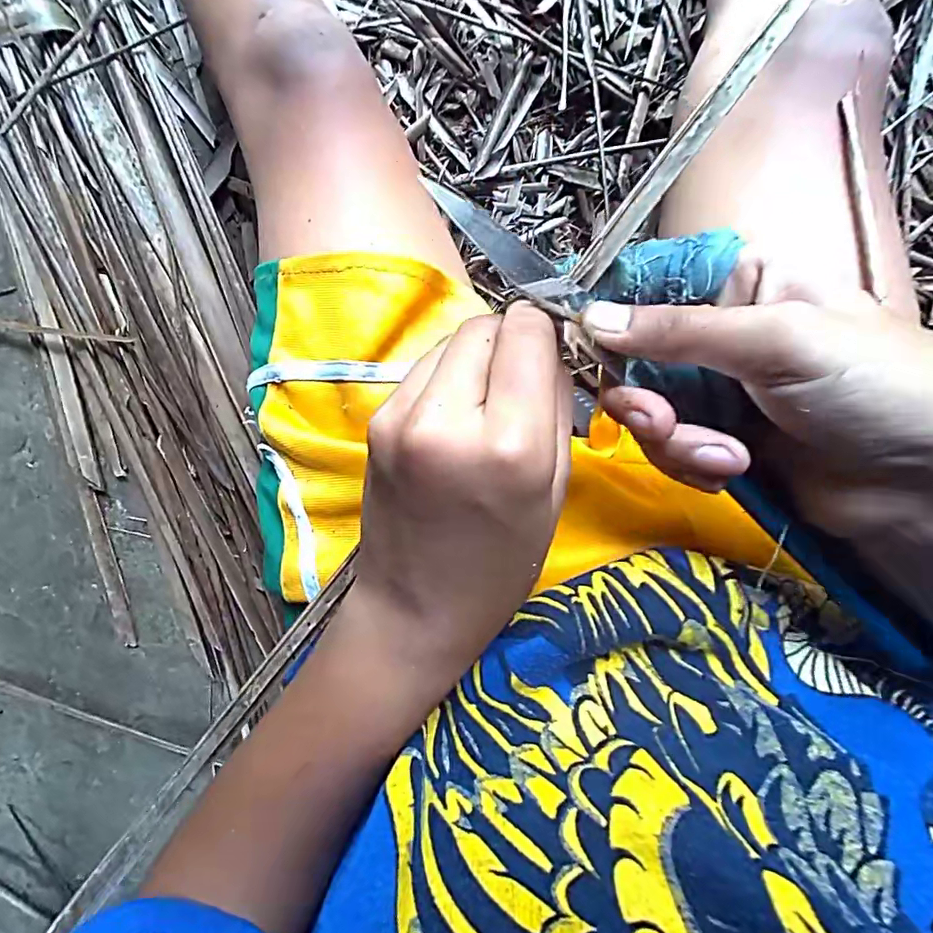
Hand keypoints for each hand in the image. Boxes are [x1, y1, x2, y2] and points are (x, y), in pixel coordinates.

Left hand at [346, 304, 573, 684]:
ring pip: (451, 340)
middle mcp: (447, 418)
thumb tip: (552, 346)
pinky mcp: (376, 419)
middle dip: (511, 340)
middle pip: (484, 326)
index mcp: (508, 444)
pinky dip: (448, 378)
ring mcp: (401, 416)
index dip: (546, 334)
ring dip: (478, 357)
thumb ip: (556, 406)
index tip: (552, 355)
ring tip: (487, 403)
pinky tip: (454, 417)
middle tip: (521, 381)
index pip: (526, 331)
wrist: (414, 606)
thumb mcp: (556, 489)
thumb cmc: (500, 563)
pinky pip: (424, 368)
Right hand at [580, 250, 932, 542]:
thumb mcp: (778, 340)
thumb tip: (590, 319)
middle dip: (645, 396)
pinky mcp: (719, 440)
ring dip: (673, 438)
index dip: (614, 316)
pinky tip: (733, 469)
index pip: (650, 286)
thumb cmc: (875, 387)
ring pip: (647, 407)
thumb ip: (679, 330)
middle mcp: (722, 332)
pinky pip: (669, 447)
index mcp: (742, 283)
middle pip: (636, 355)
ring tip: (726, 456)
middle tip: (659, 421)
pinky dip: (691, 462)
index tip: (590, 347)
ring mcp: (718, 391)